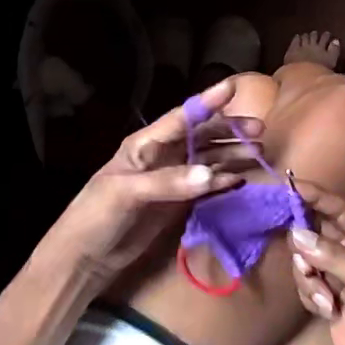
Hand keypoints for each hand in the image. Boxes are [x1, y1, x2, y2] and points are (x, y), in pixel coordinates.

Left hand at [32, 78, 261, 291]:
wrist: (84, 257)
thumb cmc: (95, 215)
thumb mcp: (125, 193)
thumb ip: (167, 183)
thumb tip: (211, 174)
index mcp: (143, 145)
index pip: (180, 118)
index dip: (206, 102)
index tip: (232, 87)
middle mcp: (160, 157)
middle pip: (199, 137)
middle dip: (228, 131)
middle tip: (260, 129)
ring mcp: (169, 181)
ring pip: (206, 161)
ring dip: (231, 156)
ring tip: (260, 153)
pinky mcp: (175, 205)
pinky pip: (204, 188)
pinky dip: (223, 183)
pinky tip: (241, 181)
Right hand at [287, 182, 344, 344]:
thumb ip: (336, 259)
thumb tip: (296, 234)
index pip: (341, 210)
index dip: (315, 195)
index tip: (288, 183)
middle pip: (317, 229)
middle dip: (305, 242)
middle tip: (301, 257)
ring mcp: (338, 273)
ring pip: (305, 254)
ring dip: (308, 275)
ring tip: (325, 299)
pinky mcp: (325, 293)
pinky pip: (303, 278)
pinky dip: (309, 292)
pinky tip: (326, 311)